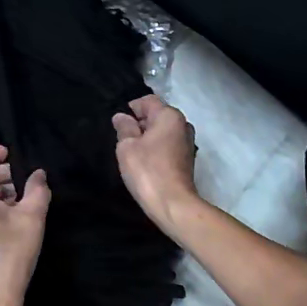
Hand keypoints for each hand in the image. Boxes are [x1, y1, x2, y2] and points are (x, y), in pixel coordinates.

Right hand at [111, 95, 200, 230]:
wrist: (173, 204)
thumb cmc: (148, 171)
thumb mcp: (127, 146)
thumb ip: (124, 127)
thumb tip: (121, 116)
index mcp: (170, 116)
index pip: (147, 101)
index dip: (130, 109)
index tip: (118, 124)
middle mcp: (183, 124)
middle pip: (157, 115)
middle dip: (139, 123)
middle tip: (122, 139)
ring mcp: (188, 142)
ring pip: (163, 131)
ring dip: (148, 138)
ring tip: (132, 153)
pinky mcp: (187, 159)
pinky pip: (168, 145)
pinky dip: (156, 149)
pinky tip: (145, 163)